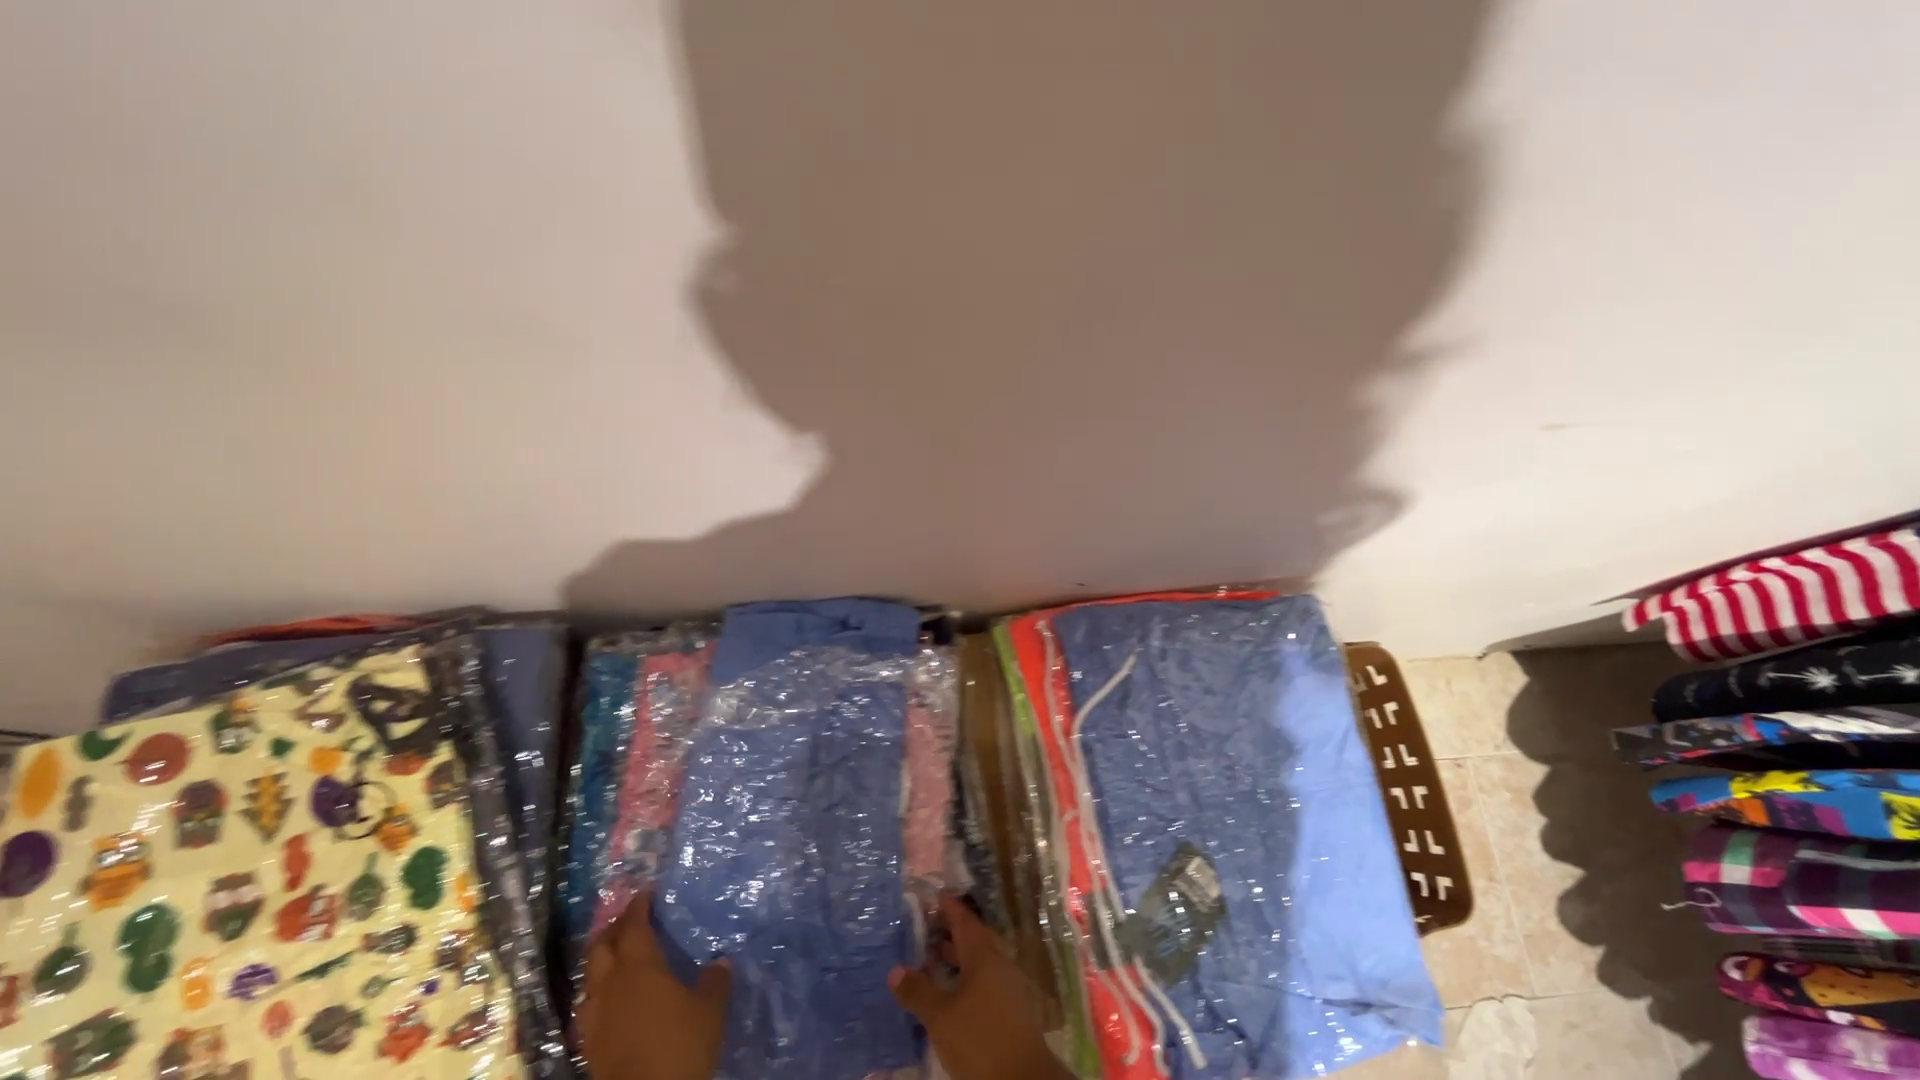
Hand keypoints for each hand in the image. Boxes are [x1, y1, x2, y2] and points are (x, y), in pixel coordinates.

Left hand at [579, 890, 731, 1079]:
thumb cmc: (679, 1045)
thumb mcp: (710, 1010)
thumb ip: (715, 981)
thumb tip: (720, 961)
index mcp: (639, 966)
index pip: (633, 925)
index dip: (638, 906)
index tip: (646, 892)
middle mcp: (610, 982)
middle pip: (602, 945)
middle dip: (614, 927)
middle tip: (630, 920)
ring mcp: (594, 1012)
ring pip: (591, 973)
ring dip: (603, 958)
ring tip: (619, 955)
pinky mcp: (588, 1039)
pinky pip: (589, 1001)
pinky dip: (600, 989)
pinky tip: (613, 997)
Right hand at [889, 895, 1073, 1079]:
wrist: (1023, 1078)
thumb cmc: (980, 1038)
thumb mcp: (940, 1016)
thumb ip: (918, 991)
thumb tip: (896, 970)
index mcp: (984, 957)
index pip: (965, 921)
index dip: (949, 907)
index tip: (934, 894)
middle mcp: (998, 965)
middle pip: (973, 939)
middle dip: (950, 931)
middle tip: (925, 926)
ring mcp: (1006, 988)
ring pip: (978, 963)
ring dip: (956, 957)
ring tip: (929, 959)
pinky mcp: (1009, 1010)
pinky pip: (983, 982)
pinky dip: (963, 978)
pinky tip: (947, 992)